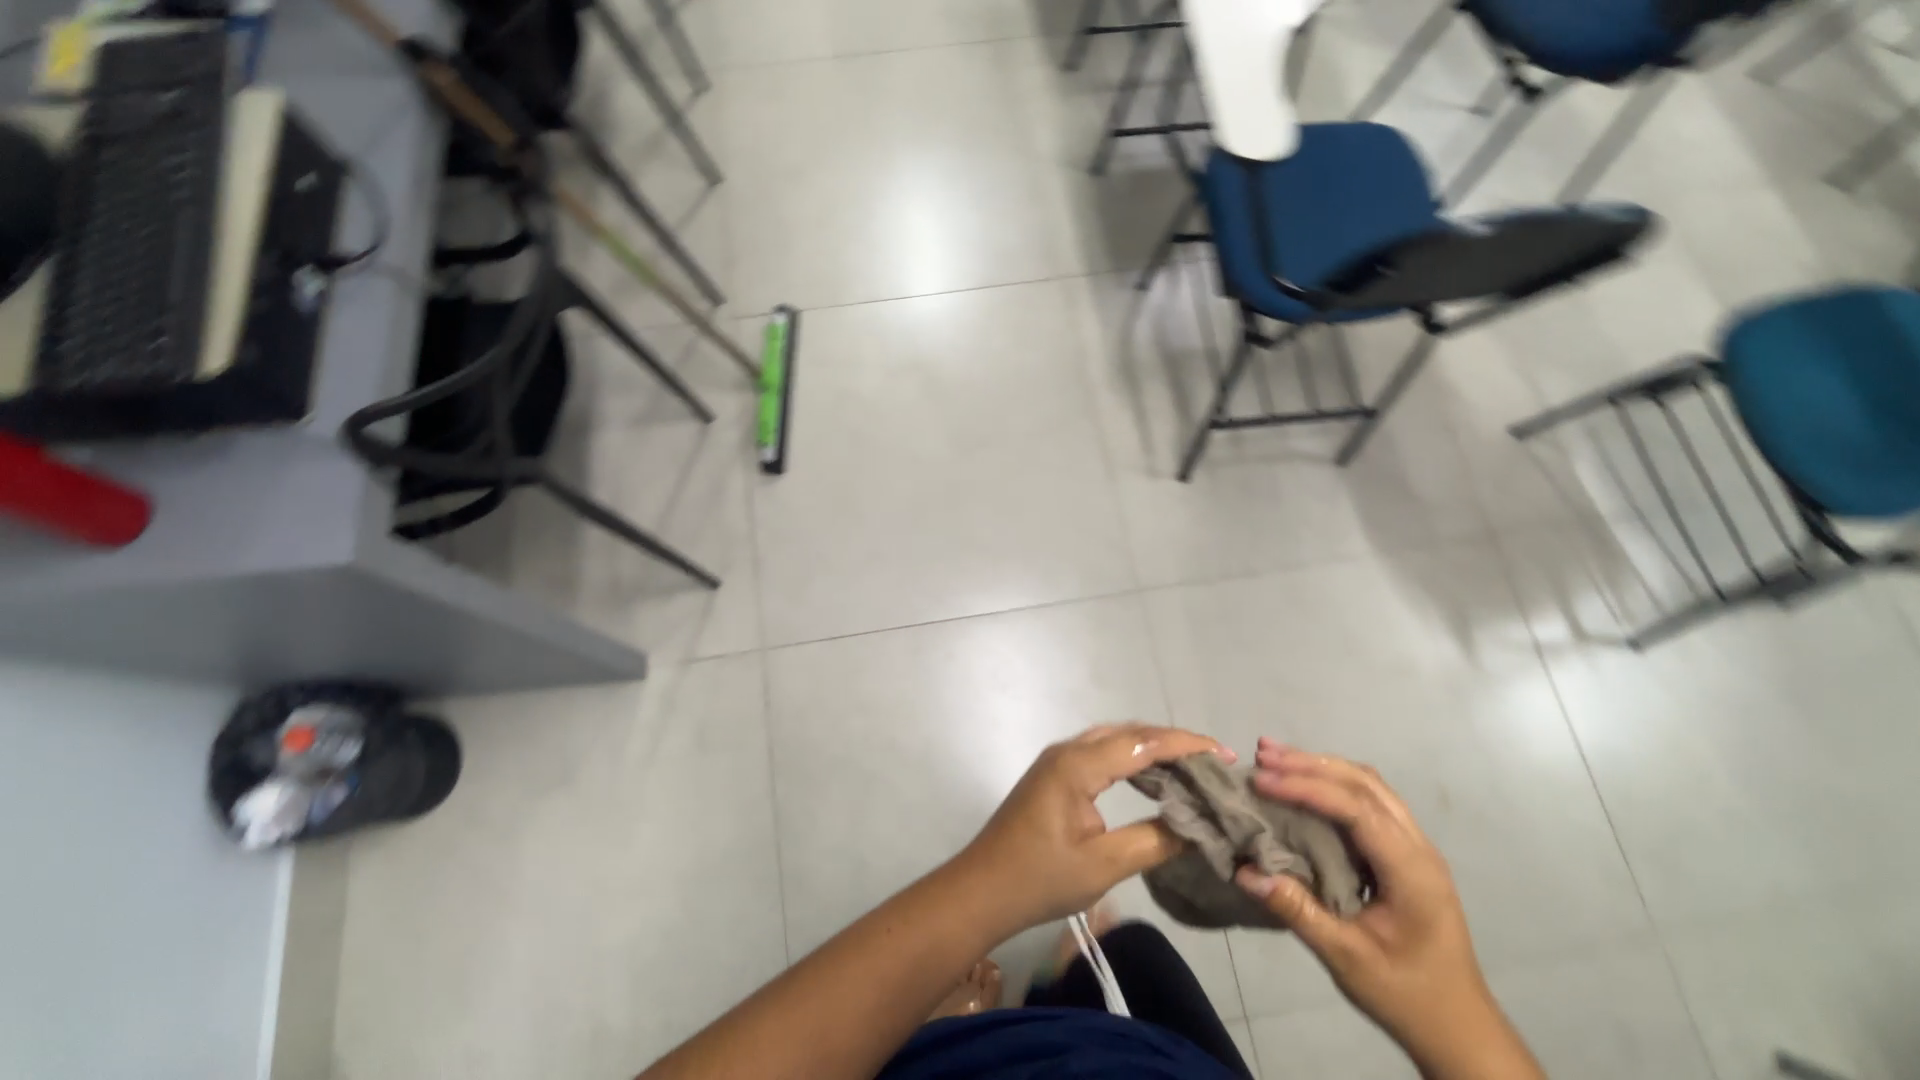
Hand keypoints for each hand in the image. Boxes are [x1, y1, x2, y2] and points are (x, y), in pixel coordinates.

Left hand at [957, 724, 1233, 930]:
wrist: (982, 890)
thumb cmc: (1040, 880)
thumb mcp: (1104, 865)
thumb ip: (1153, 841)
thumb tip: (1197, 825)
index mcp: (1077, 766)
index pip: (1142, 743)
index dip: (1186, 745)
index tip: (1224, 755)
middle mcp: (1067, 752)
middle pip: (1129, 733)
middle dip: (1173, 743)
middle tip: (1213, 764)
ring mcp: (1057, 762)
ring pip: (1114, 740)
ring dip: (1152, 749)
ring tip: (1192, 770)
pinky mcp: (1054, 776)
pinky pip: (1101, 754)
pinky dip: (1132, 759)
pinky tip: (1152, 780)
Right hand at [1234, 740, 1541, 1079]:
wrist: (1457, 1026)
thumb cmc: (1404, 993)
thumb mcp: (1346, 958)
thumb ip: (1298, 911)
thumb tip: (1246, 871)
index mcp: (1410, 870)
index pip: (1356, 808)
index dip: (1306, 787)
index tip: (1260, 779)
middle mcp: (1418, 847)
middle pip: (1365, 784)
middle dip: (1311, 764)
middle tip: (1262, 753)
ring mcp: (1417, 849)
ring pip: (1371, 787)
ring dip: (1323, 768)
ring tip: (1276, 759)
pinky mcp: (1407, 856)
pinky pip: (1371, 803)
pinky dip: (1335, 786)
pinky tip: (1305, 788)